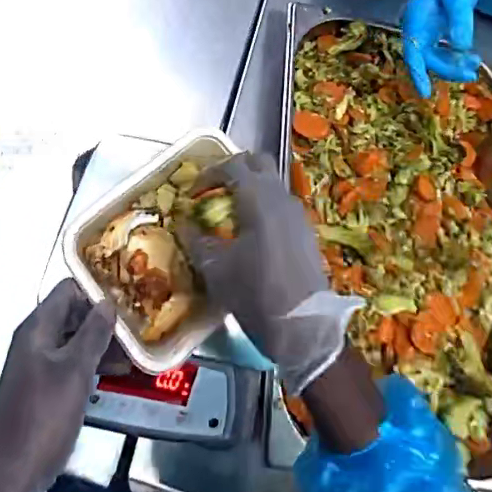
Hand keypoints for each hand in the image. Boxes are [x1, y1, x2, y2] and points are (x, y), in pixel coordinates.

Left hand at [0, 279, 114, 491]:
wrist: (11, 476)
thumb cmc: (44, 418)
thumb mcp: (75, 372)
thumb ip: (93, 333)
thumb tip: (107, 302)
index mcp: (36, 328)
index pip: (68, 289)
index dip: (97, 290)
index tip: (127, 299)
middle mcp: (33, 340)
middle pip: (71, 313)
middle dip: (102, 318)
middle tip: (136, 326)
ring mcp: (34, 365)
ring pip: (72, 340)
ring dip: (100, 343)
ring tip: (133, 351)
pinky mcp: (40, 388)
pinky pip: (69, 363)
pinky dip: (90, 363)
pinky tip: (115, 374)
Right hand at [179, 153, 358, 392]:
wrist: (304, 328)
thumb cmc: (255, 294)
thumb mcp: (215, 268)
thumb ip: (196, 239)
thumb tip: (185, 224)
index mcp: (258, 199)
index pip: (232, 165)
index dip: (209, 174)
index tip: (193, 193)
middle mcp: (281, 198)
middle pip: (258, 163)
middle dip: (233, 170)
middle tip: (213, 191)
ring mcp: (298, 214)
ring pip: (272, 183)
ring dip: (250, 188)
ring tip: (229, 213)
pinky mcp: (306, 231)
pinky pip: (281, 204)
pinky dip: (263, 206)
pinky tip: (251, 234)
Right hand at [401, 0, 487, 99]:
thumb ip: (460, 23)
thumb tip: (460, 48)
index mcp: (417, 18)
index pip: (413, 51)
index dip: (418, 73)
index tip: (424, 93)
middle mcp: (418, 25)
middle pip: (426, 56)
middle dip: (446, 68)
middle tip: (470, 73)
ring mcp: (427, 26)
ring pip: (434, 54)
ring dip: (451, 63)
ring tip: (474, 64)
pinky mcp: (438, 25)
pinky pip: (442, 47)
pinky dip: (454, 55)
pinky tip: (470, 55)